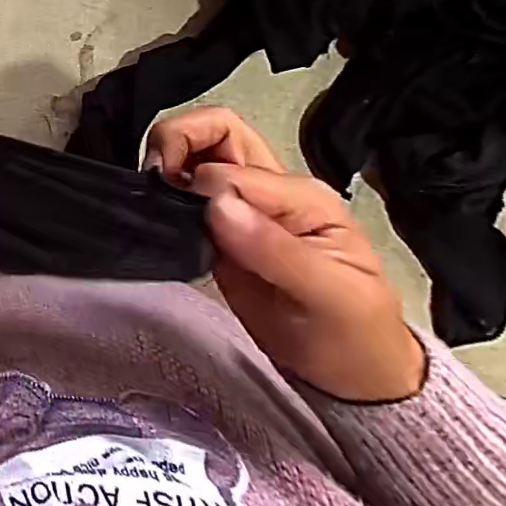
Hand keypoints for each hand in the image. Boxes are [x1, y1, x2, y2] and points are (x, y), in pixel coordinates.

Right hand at [147, 108, 424, 401]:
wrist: (349, 377)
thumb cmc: (352, 336)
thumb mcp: (330, 296)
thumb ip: (273, 248)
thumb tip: (215, 203)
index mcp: (299, 194)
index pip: (233, 165)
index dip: (200, 183)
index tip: (186, 219)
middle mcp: (267, 189)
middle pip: (215, 129)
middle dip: (176, 140)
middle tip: (156, 181)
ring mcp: (240, 207)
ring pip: (196, 151)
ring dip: (167, 159)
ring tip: (153, 198)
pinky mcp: (216, 229)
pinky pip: (182, 189)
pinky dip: (162, 189)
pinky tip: (156, 214)